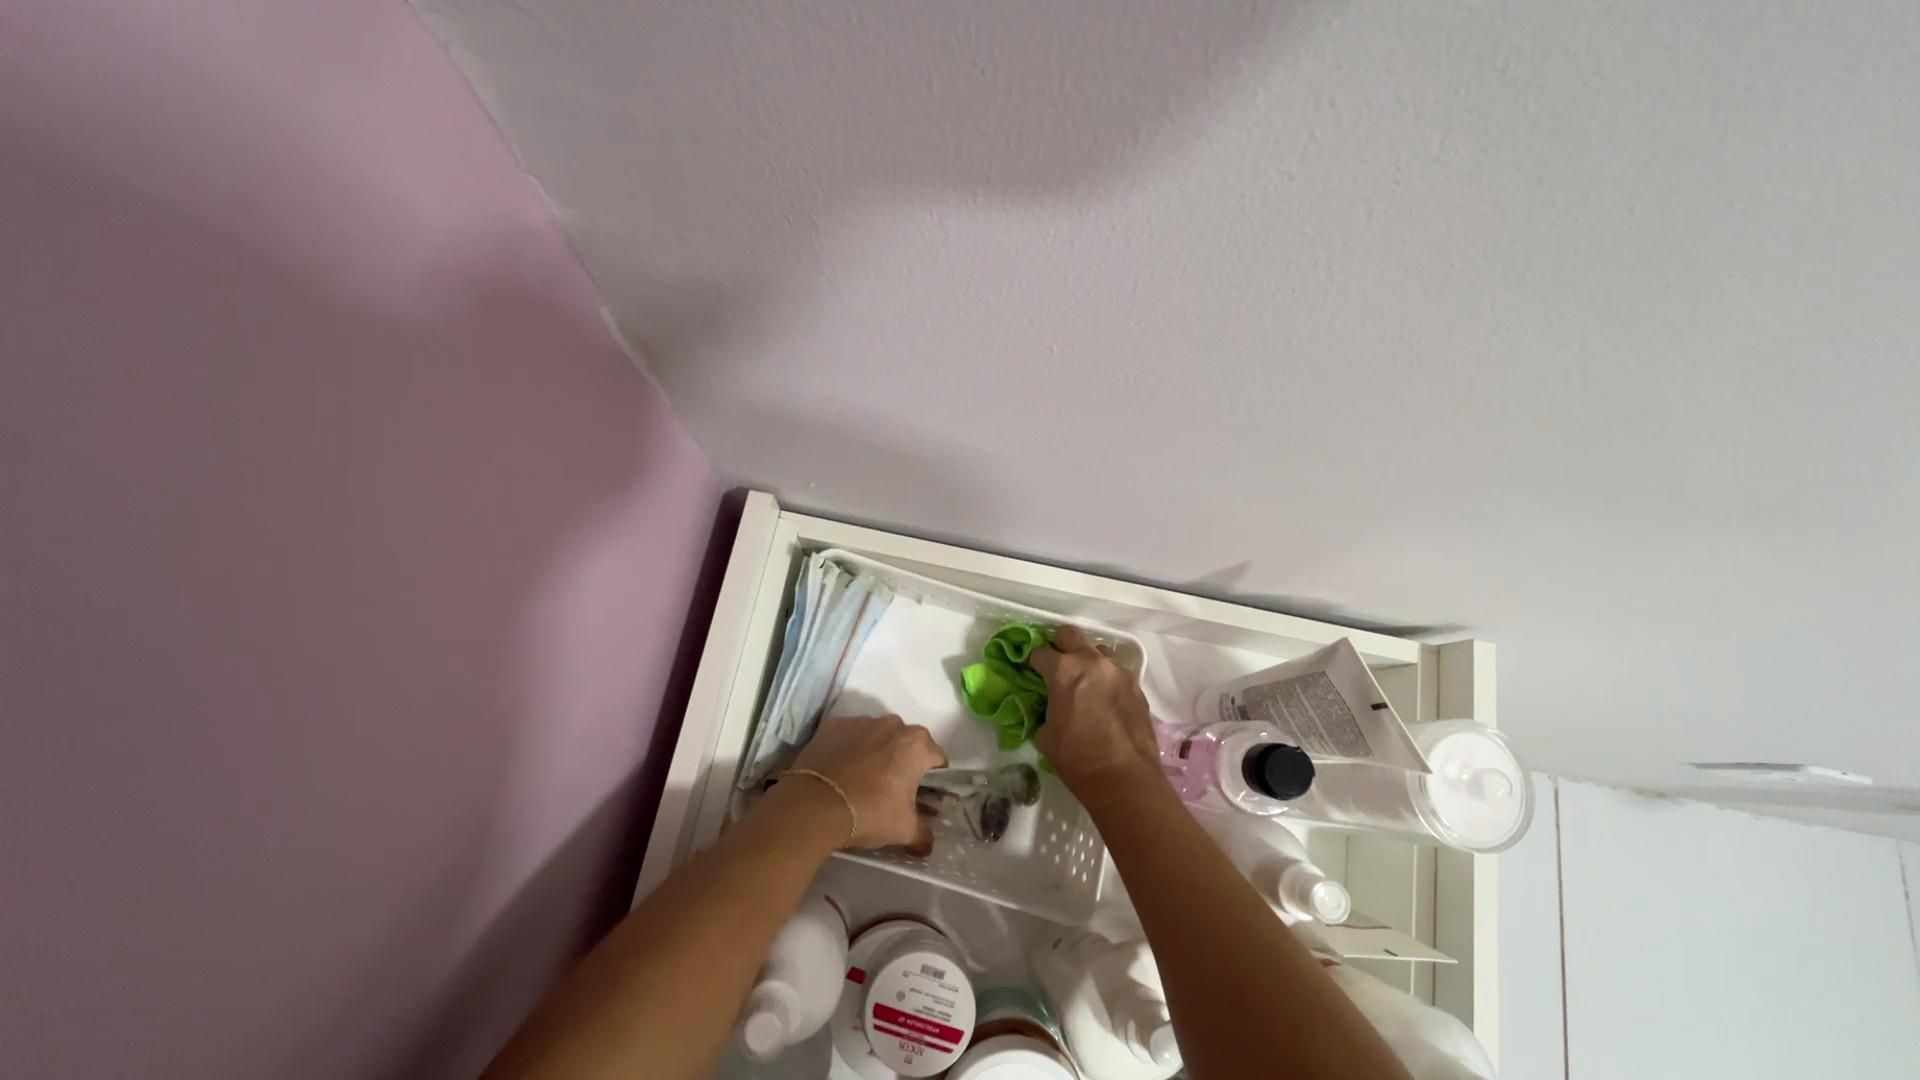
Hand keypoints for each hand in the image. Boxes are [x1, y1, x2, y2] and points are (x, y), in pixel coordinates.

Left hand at [788, 715, 945, 849]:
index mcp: (917, 744)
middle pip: (906, 744)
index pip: (936, 759)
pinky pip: (849, 737)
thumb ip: (923, 835)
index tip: (920, 797)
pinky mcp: (833, 725)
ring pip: (877, 738)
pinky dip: (849, 750)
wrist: (814, 805)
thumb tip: (927, 845)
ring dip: (875, 754)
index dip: (932, 780)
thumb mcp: (904, 830)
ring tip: (860, 782)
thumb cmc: (869, 812)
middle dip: (902, 763)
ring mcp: (860, 722)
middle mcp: (892, 724)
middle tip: (890, 791)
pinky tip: (840, 773)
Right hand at [1030, 626, 1162, 800]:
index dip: (1031, 660)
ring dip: (1087, 659)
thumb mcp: (1046, 736)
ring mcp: (1118, 672)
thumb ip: (1044, 712)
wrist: (1125, 778)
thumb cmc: (1078, 759)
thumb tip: (1049, 710)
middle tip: (1054, 664)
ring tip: (1083, 681)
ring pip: (1098, 650)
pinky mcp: (1136, 686)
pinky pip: (1116, 672)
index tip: (1029, 670)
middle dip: (1058, 645)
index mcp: (1064, 671)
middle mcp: (1092, 662)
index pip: (1040, 652)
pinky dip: (1106, 678)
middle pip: (1070, 635)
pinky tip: (1103, 698)